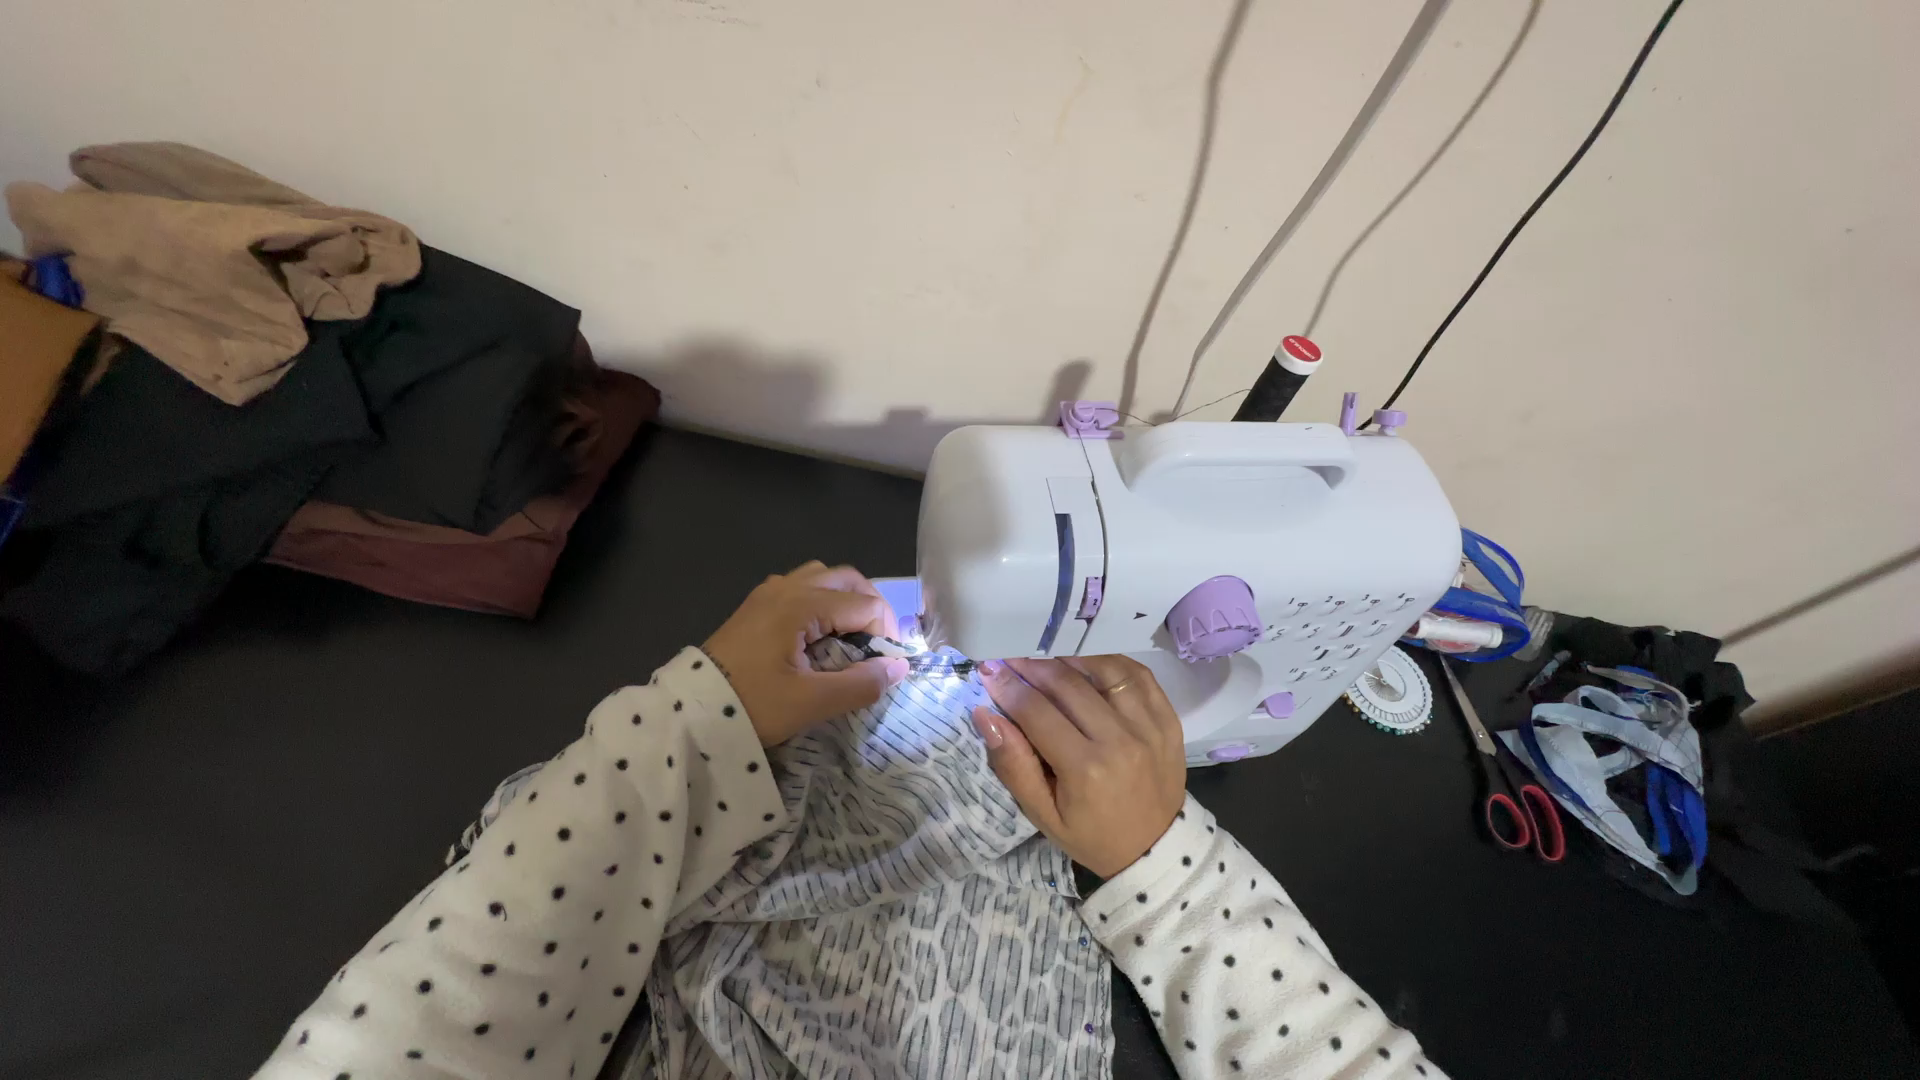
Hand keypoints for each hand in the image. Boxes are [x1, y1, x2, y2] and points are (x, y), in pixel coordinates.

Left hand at [703, 561, 908, 745]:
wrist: (688, 712)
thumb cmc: (752, 705)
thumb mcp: (810, 702)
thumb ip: (860, 684)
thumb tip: (898, 668)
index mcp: (802, 605)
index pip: (865, 605)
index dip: (886, 633)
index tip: (885, 667)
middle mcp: (788, 588)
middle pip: (847, 578)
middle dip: (871, 606)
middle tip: (876, 644)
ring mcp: (768, 593)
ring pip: (822, 577)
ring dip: (845, 599)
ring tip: (851, 636)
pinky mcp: (755, 605)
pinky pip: (800, 587)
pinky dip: (821, 601)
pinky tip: (817, 634)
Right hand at [972, 656, 1186, 877]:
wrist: (1155, 850)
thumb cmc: (1090, 834)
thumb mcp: (1042, 813)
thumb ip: (1013, 764)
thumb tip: (985, 715)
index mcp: (1085, 769)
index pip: (1036, 711)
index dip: (1008, 686)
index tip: (989, 669)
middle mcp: (1120, 741)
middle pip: (1068, 685)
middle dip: (1032, 665)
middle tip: (1011, 656)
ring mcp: (1149, 727)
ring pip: (1104, 670)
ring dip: (1070, 658)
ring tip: (1047, 657)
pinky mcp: (1168, 720)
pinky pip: (1138, 675)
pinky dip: (1110, 661)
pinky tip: (1089, 661)